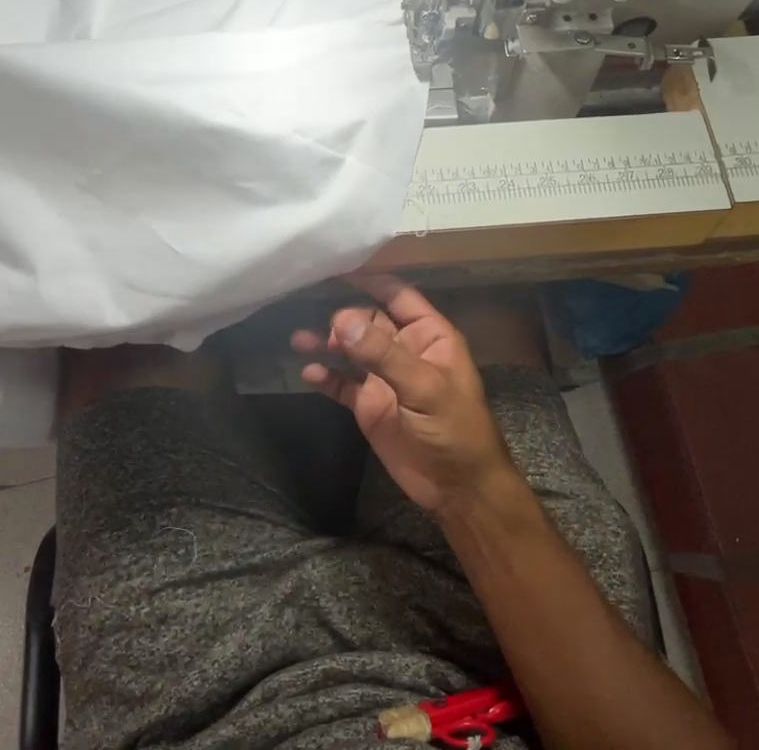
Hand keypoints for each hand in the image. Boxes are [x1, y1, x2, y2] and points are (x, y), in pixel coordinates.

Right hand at [292, 274, 515, 512]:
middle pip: (367, 321)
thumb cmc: (455, 430)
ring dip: (326, 344)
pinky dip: (325, 376)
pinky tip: (309, 373)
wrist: (458, 488)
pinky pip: (342, 383)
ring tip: (299, 341)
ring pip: (350, 350)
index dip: (371, 280)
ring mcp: (385, 377)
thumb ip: (383, 354)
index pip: (398, 296)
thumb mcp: (423, 387)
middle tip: (324, 329)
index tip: (336, 270)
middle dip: (343, 318)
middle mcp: (405, 350)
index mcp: (429, 336)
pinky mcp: (369, 405)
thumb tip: (341, 319)